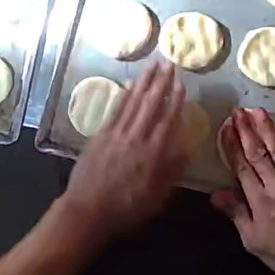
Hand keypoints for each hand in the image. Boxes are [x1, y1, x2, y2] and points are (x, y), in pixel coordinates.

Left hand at [54, 63, 187, 246]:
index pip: (168, 120)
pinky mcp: (101, 135)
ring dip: (144, 82)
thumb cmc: (126, 208)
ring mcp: (117, 133)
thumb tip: (187, 147)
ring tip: (152, 66)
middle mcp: (137, 137)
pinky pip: (117, 109)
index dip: (176, 101)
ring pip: (134, 102)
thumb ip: (172, 169)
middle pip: (151, 104)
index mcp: (154, 152)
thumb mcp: (157, 195)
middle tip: (168, 63)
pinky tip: (131, 85)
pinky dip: (125, 95)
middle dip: (161, 83)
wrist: (87, 211)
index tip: (182, 84)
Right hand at [209, 109, 274, 274]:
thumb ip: (236, 213)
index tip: (226, 128)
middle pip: (259, 153)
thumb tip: (216, 193)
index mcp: (259, 200)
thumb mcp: (252, 240)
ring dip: (268, 129)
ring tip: (258, 111)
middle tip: (238, 111)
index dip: (233, 145)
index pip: (242, 166)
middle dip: (247, 130)